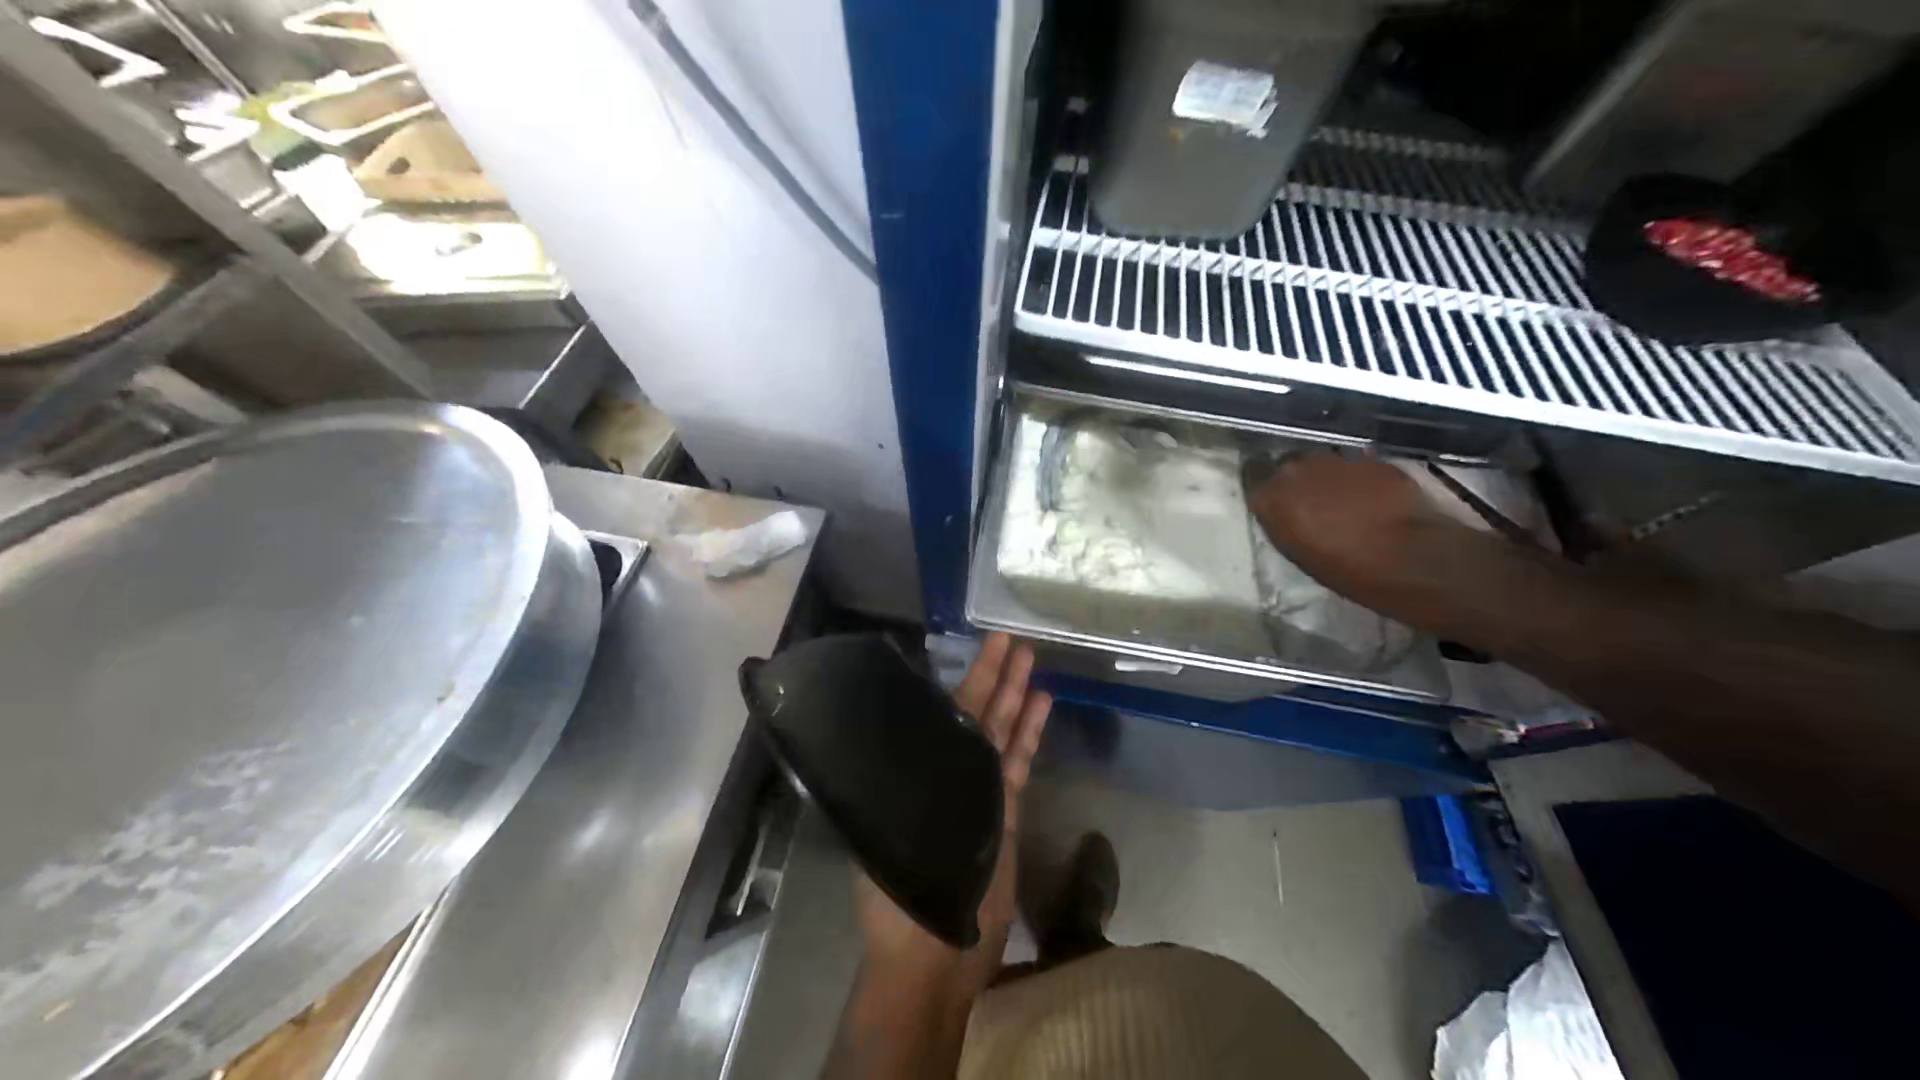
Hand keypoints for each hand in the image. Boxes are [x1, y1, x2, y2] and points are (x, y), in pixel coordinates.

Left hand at [854, 633, 1050, 982]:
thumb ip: (897, 785)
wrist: (932, 958)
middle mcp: (950, 774)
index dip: (964, 679)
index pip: (944, 713)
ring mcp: (980, 791)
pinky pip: (1018, 762)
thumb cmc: (899, 903)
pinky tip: (1043, 704)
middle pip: (976, 715)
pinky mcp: (1005, 813)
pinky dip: (1030, 733)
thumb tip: (894, 731)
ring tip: (1031, 660)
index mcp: (919, 772)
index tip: (978, 647)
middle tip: (1011, 638)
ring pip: (1000, 732)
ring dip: (1015, 696)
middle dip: (994, 676)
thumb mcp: (885, 835)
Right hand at [1244, 449, 1467, 609]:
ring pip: (1322, 461)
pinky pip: (1355, 464)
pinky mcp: (1370, 458)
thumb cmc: (1342, 567)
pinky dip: (1357, 477)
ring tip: (1341, 497)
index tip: (1277, 505)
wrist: (1405, 555)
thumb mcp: (1295, 550)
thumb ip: (1283, 521)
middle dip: (1297, 480)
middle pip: (1288, 466)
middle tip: (1310, 501)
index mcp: (1270, 496)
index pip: (1255, 482)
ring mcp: (1335, 459)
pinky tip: (1370, 496)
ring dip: (1326, 475)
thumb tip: (1285, 509)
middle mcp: (1295, 469)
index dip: (1268, 493)